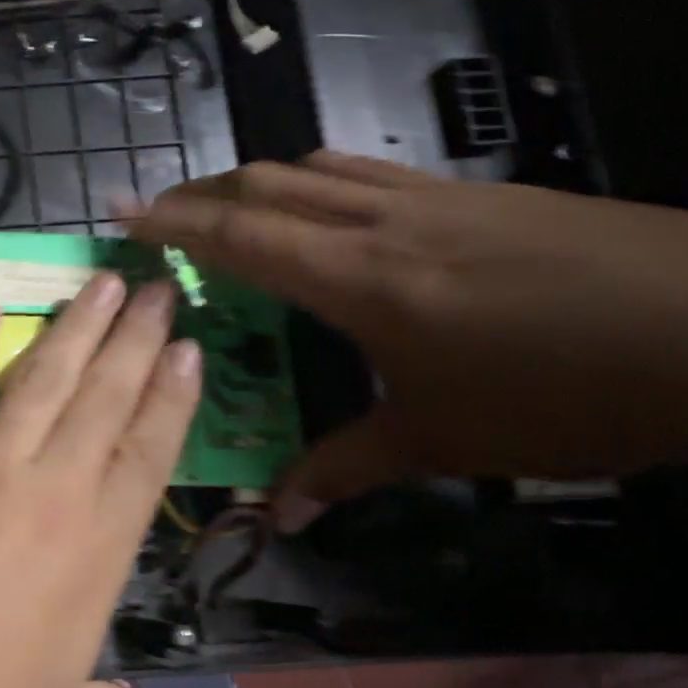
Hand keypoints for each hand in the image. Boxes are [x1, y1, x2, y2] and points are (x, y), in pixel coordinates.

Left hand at [0, 278, 200, 687]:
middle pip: (104, 400)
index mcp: (97, 553)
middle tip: (160, 287)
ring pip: (40, 380)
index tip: (190, 350)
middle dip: (136, 339)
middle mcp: (49, 492)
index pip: (148, 457)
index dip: (172, 399)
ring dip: (74, 327)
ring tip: (103, 282)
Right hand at [129, 151, 687, 530]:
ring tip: (225, 211)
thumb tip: (277, 519)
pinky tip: (325, 213)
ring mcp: (438, 198)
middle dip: (198, 192)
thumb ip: (344, 468)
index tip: (120, 214)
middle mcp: (386, 223)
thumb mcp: (442, 440)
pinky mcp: (483, 195)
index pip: (241, 234)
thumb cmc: (568, 392)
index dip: (172, 222)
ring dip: (256, 182)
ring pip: (317, 167)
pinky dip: (318, 182)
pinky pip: (370, 173)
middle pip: (266, 183)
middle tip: (156, 216)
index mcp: (359, 279)